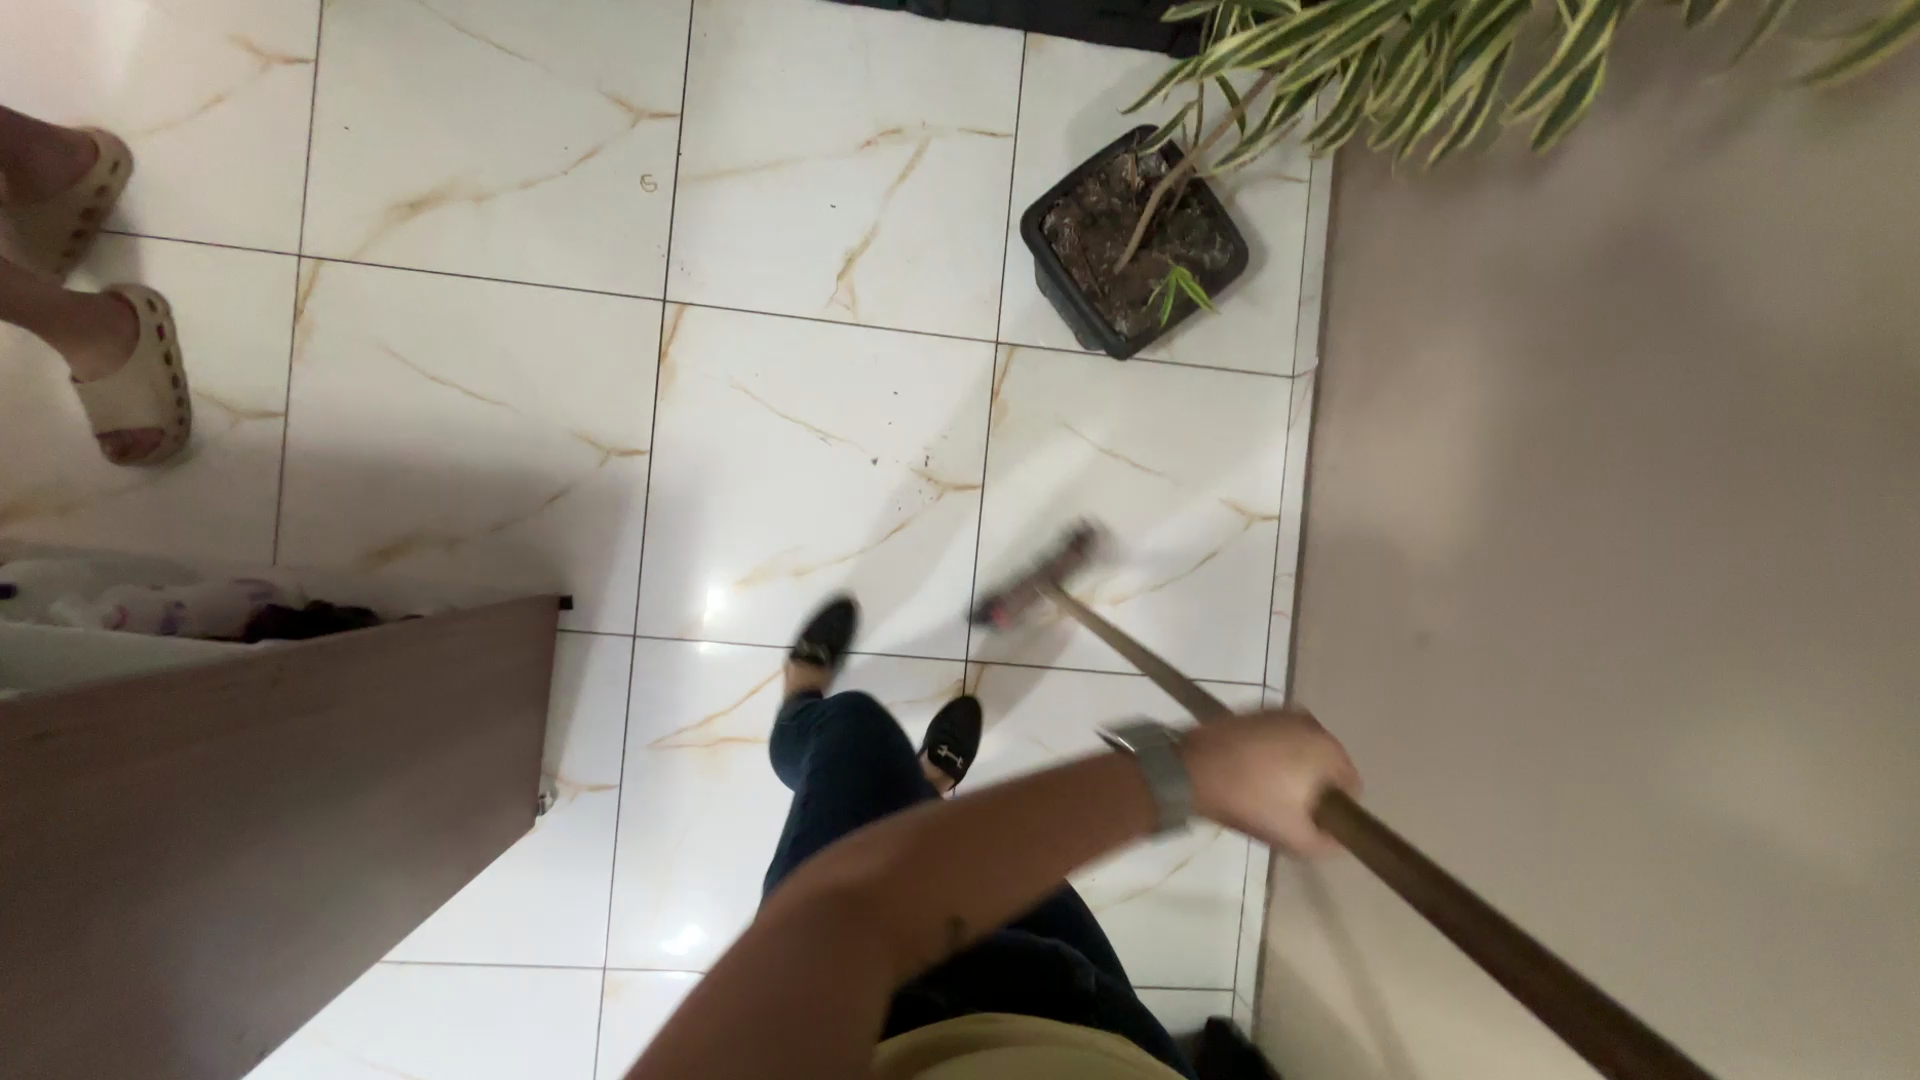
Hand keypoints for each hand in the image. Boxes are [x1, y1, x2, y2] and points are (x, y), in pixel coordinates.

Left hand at [1182, 706, 1360, 856]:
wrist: (1191, 770)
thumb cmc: (1250, 802)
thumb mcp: (1298, 840)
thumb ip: (1329, 843)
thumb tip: (1337, 837)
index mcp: (1328, 748)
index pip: (1350, 785)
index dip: (1335, 808)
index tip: (1311, 821)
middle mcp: (1309, 721)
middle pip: (1323, 763)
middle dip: (1312, 784)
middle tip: (1287, 807)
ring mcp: (1277, 712)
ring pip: (1297, 749)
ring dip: (1290, 767)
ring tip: (1264, 789)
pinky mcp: (1250, 711)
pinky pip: (1273, 738)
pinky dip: (1267, 753)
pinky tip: (1248, 771)